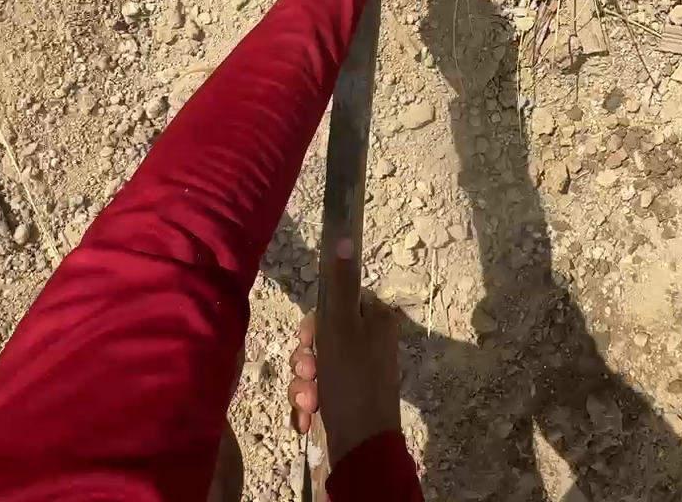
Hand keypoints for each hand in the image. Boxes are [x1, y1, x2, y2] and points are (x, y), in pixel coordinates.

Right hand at [286, 238, 402, 466]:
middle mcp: (371, 342)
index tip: (309, 340)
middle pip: (324, 336)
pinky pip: (318, 391)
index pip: (338, 303)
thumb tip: (345, 235)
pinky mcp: (347, 399)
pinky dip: (309, 402)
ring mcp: (359, 372)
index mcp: (377, 319)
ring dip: (304, 383)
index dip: (317, 322)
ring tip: (309, 399)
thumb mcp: (342, 326)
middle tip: (309, 373)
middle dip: (307, 358)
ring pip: (317, 365)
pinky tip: (308, 416)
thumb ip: (340, 283)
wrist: (361, 447)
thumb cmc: (352, 380)